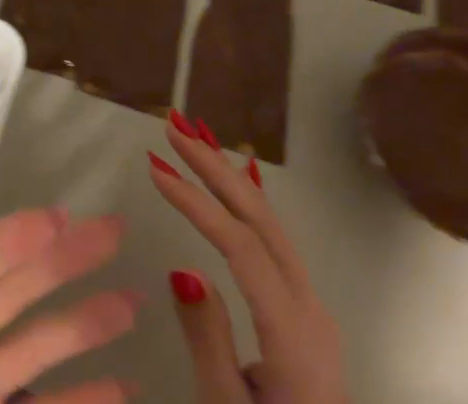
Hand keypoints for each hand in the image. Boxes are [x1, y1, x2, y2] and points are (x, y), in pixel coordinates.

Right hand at [149, 114, 346, 402]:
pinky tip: (231, 187)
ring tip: (194, 143)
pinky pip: (276, 247)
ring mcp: (313, 310)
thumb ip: (207, 339)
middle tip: (175, 128)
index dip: (197, 203)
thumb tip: (184, 269)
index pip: (241, 248)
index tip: (154, 168)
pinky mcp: (305, 316)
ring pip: (274, 230)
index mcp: (292, 333)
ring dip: (231, 182)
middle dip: (217, 170)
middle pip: (264, 224)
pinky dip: (246, 207)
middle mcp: (311, 310)